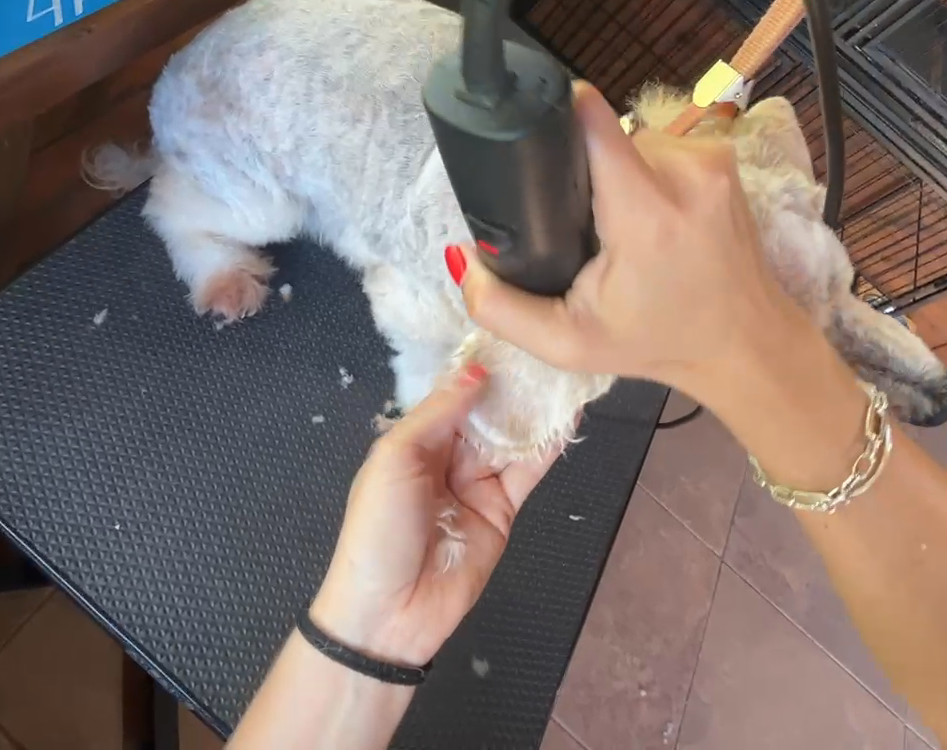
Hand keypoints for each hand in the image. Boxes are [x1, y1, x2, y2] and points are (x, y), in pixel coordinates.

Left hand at [310, 367, 558, 666]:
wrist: (389, 611)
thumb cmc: (380, 526)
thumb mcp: (396, 458)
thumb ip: (438, 413)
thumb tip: (476, 370)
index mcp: (415, 437)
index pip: (451, 393)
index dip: (477, 367)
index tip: (509, 334)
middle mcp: (447, 453)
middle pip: (485, 411)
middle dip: (511, 385)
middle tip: (546, 348)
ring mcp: (477, 481)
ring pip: (509, 437)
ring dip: (533, 411)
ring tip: (563, 375)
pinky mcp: (502, 510)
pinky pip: (527, 472)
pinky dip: (548, 448)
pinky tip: (567, 420)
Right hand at [455, 83, 828, 407]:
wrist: (747, 345)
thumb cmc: (655, 343)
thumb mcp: (566, 343)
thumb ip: (501, 308)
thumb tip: (460, 257)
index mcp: (646, 214)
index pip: (592, 122)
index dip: (552, 114)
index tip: (525, 128)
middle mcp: (685, 171)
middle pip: (601, 135)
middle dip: (577, 167)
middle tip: (569, 216)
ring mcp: (711, 159)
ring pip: (630, 137)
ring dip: (609, 168)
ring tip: (606, 218)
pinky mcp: (722, 157)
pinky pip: (658, 143)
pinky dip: (639, 169)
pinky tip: (640, 210)